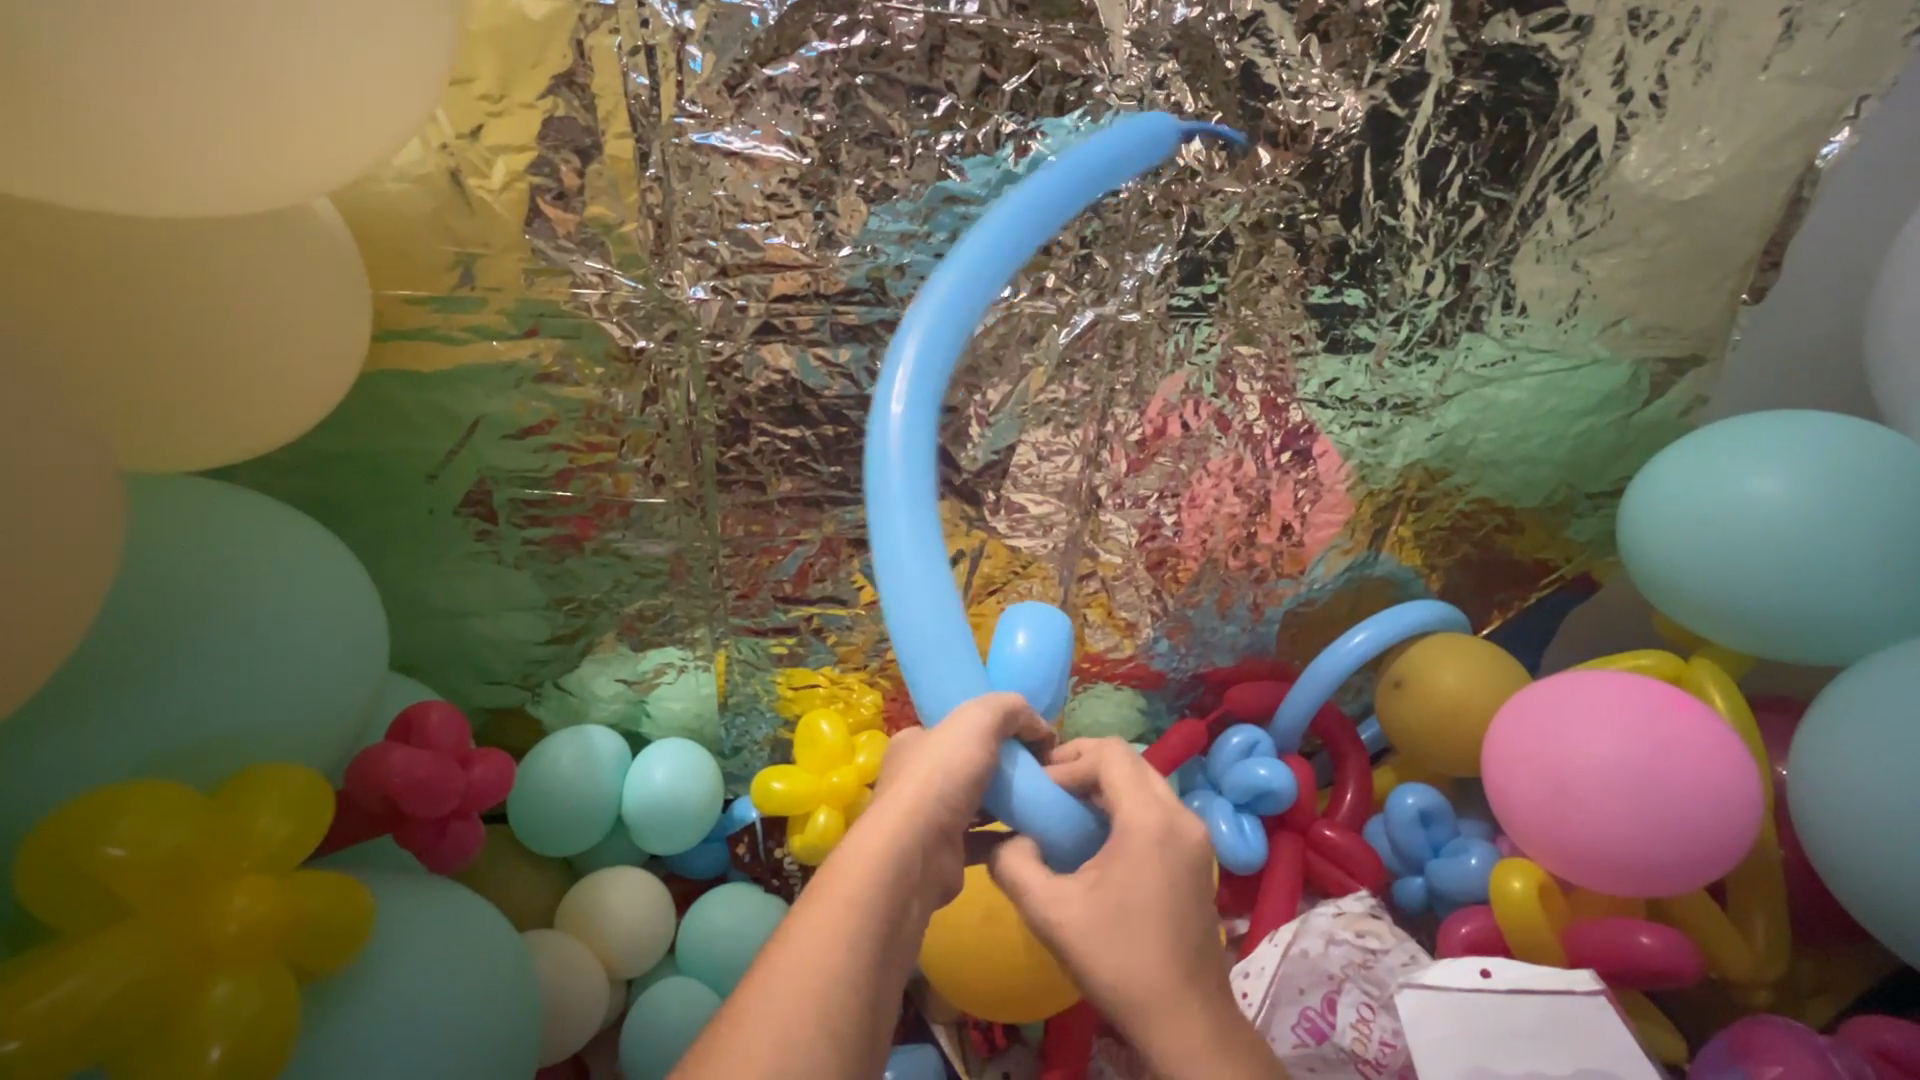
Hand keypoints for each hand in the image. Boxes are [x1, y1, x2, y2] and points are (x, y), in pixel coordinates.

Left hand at [859, 692, 1051, 916]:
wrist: (915, 855)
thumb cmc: (941, 777)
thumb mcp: (978, 719)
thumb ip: (1010, 709)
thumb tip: (1040, 726)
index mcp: (916, 741)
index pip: (957, 726)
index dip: (993, 726)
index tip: (1029, 737)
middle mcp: (918, 778)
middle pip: (971, 764)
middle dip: (1006, 766)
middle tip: (1043, 770)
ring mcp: (929, 818)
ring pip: (979, 804)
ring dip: (1010, 802)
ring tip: (1045, 798)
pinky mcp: (945, 854)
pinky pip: (985, 840)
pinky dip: (1008, 836)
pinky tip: (1034, 831)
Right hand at [989, 738, 1275, 1078]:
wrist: (1186, 1019)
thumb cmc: (1118, 961)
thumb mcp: (1050, 912)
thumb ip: (1014, 864)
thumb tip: (1008, 839)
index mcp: (1150, 819)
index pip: (1108, 752)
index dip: (1067, 760)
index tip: (1039, 790)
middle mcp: (1181, 816)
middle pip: (1130, 760)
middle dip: (1085, 766)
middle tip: (1049, 792)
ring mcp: (1196, 836)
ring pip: (1146, 782)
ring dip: (1106, 786)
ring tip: (1068, 815)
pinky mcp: (1198, 856)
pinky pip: (1158, 808)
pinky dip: (1125, 807)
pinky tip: (1098, 841)